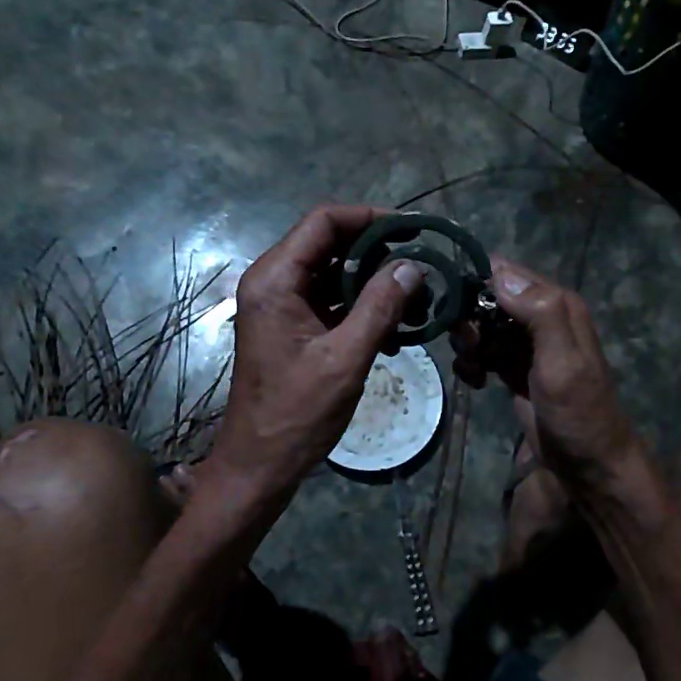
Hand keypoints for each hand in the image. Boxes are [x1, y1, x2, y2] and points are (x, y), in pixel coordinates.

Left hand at [198, 206, 423, 510]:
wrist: (260, 462)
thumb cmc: (297, 413)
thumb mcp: (345, 358)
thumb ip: (380, 307)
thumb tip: (413, 266)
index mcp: (275, 280)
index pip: (323, 221)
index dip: (369, 217)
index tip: (413, 230)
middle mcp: (273, 282)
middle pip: (329, 243)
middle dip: (377, 252)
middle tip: (421, 267)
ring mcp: (280, 304)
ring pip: (332, 272)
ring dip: (372, 282)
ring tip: (415, 300)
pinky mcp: (291, 325)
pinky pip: (329, 299)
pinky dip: (360, 306)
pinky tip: (392, 329)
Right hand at [453, 256, 646, 498]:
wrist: (586, 463)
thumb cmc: (578, 411)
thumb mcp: (563, 361)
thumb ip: (539, 313)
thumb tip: (499, 275)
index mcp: (556, 304)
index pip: (505, 273)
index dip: (476, 284)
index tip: (456, 309)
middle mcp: (539, 316)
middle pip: (486, 298)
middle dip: (468, 319)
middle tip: (470, 348)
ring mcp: (524, 343)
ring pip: (480, 325)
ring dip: (468, 344)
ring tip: (473, 369)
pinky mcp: (511, 367)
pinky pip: (481, 352)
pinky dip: (471, 363)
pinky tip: (475, 382)